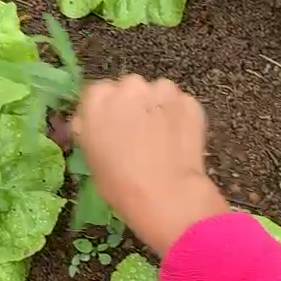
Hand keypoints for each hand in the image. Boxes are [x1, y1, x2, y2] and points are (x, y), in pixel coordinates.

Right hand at [72, 76, 230, 255]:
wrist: (166, 195)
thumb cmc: (120, 184)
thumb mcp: (91, 158)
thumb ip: (91, 130)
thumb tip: (93, 123)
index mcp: (98, 99)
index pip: (96, 93)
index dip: (104, 111)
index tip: (110, 127)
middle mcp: (129, 86)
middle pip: (128, 88)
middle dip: (132, 105)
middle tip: (137, 134)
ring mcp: (162, 90)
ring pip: (157, 93)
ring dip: (156, 108)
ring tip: (160, 138)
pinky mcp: (189, 101)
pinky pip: (180, 105)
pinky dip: (178, 117)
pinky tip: (178, 141)